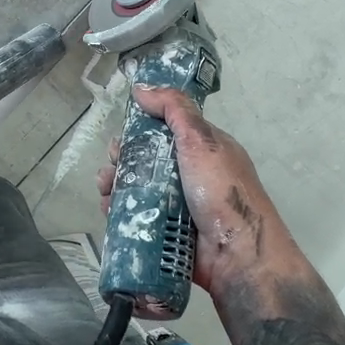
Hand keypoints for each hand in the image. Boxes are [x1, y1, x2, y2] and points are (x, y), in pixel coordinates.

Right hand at [97, 85, 299, 294]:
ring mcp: (177, 205)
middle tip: (110, 169)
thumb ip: (174, 109)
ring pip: (135, 187)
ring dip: (114, 184)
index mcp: (201, 150)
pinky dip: (118, 210)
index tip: (122, 137)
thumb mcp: (201, 139)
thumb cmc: (222, 191)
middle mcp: (189, 174)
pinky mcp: (167, 231)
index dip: (138, 131)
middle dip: (121, 160)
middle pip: (144, 159)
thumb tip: (140, 88)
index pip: (163, 131)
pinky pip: (136, 215)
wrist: (239, 256)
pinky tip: (108, 209)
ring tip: (105, 190)